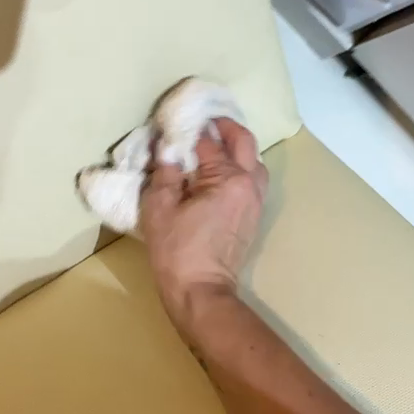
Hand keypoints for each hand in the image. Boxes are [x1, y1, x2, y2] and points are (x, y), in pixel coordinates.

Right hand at [139, 116, 267, 337]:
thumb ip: (164, 173)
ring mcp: (255, 202)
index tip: (173, 124)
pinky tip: (219, 173)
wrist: (200, 290)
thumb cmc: (176, 250)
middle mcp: (249, 184)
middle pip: (244, 143)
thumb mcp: (159, 208)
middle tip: (204, 122)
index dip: (188, 131)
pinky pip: (252, 181)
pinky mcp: (252, 216)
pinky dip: (239, 169)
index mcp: (228, 178)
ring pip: (254, 162)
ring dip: (237, 149)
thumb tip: (165, 148)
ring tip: (214, 147)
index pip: (208, 143)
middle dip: (224, 128)